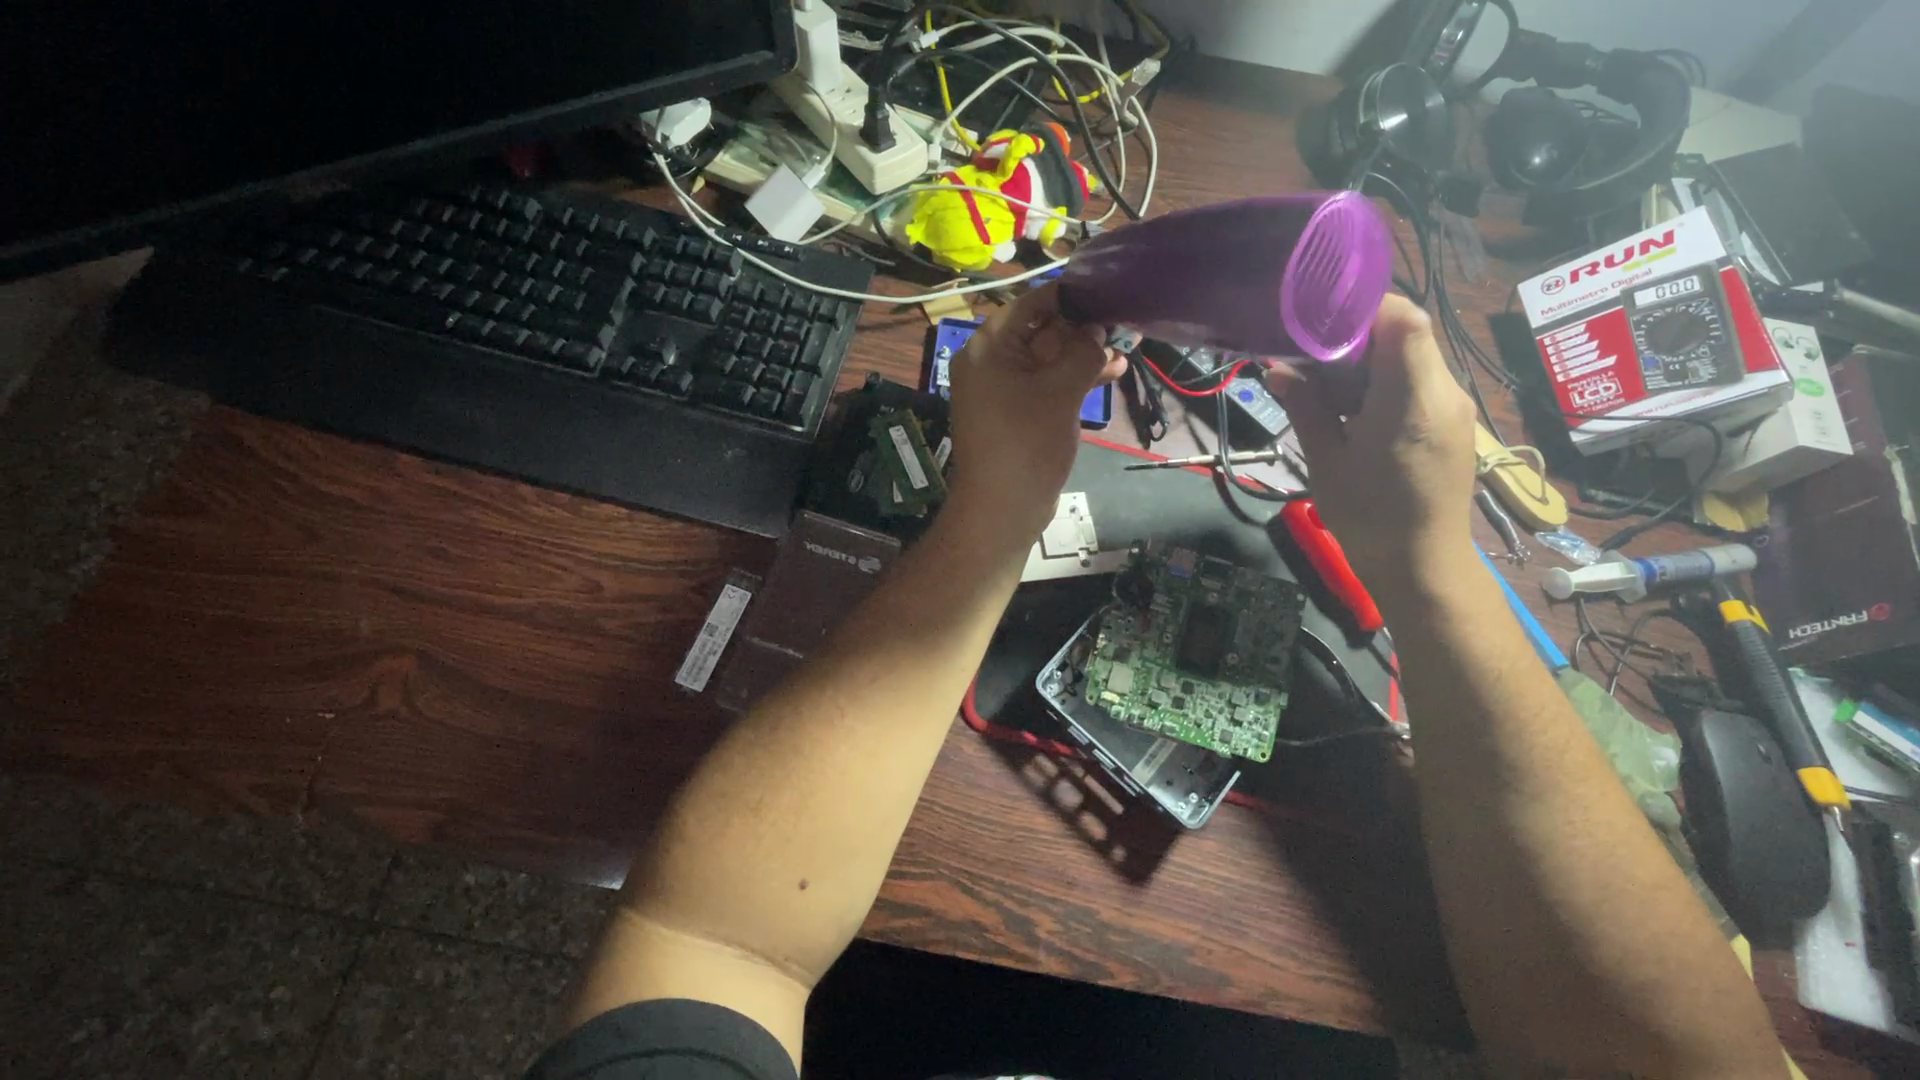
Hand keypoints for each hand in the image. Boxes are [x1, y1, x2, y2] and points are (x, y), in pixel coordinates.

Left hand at [946, 285, 1126, 541]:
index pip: (1030, 304)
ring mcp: (1002, 390)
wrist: (1003, 508)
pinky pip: (1046, 384)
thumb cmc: (1027, 443)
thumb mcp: (1061, 391)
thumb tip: (1097, 329)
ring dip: (1084, 354)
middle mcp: (991, 363)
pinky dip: (1073, 378)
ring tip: (1127, 348)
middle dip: (1083, 328)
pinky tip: (1111, 373)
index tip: (1106, 291)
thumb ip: (1082, 352)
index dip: (1069, 296)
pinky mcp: (1017, 413)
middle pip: (1041, 330)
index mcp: (989, 348)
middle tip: (1124, 322)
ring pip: (1048, 359)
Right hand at [1265, 295, 1478, 610]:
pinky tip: (1350, 411)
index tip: (1316, 321)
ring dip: (1366, 364)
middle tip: (1307, 359)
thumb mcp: (1326, 462)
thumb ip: (1306, 407)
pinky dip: (1381, 384)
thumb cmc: (1369, 518)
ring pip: (1410, 358)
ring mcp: (1453, 408)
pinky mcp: (1451, 424)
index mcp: (1412, 400)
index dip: (1361, 307)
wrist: (1422, 566)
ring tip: (1322, 389)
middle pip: (1405, 334)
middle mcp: (1444, 393)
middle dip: (1354, 338)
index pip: (1403, 318)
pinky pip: (1416, 384)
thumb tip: (1278, 369)